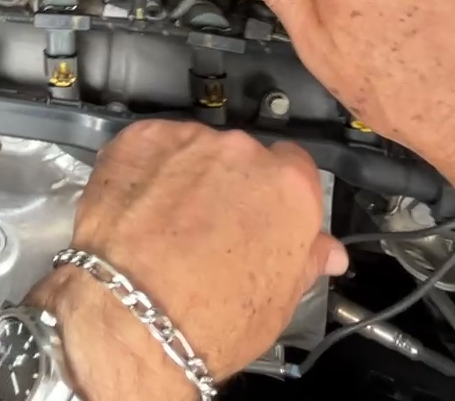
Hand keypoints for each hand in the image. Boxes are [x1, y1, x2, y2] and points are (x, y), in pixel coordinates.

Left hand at [26, 120, 346, 400]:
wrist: (131, 310)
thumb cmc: (208, 316)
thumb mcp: (277, 301)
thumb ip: (303, 259)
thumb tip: (322, 250)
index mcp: (288, 187)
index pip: (294, 166)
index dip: (276, 193)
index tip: (263, 209)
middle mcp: (240, 152)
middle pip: (240, 157)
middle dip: (228, 184)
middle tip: (210, 225)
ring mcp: (186, 139)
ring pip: (192, 149)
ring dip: (185, 173)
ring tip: (167, 221)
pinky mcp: (139, 138)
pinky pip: (150, 146)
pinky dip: (145, 168)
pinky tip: (139, 205)